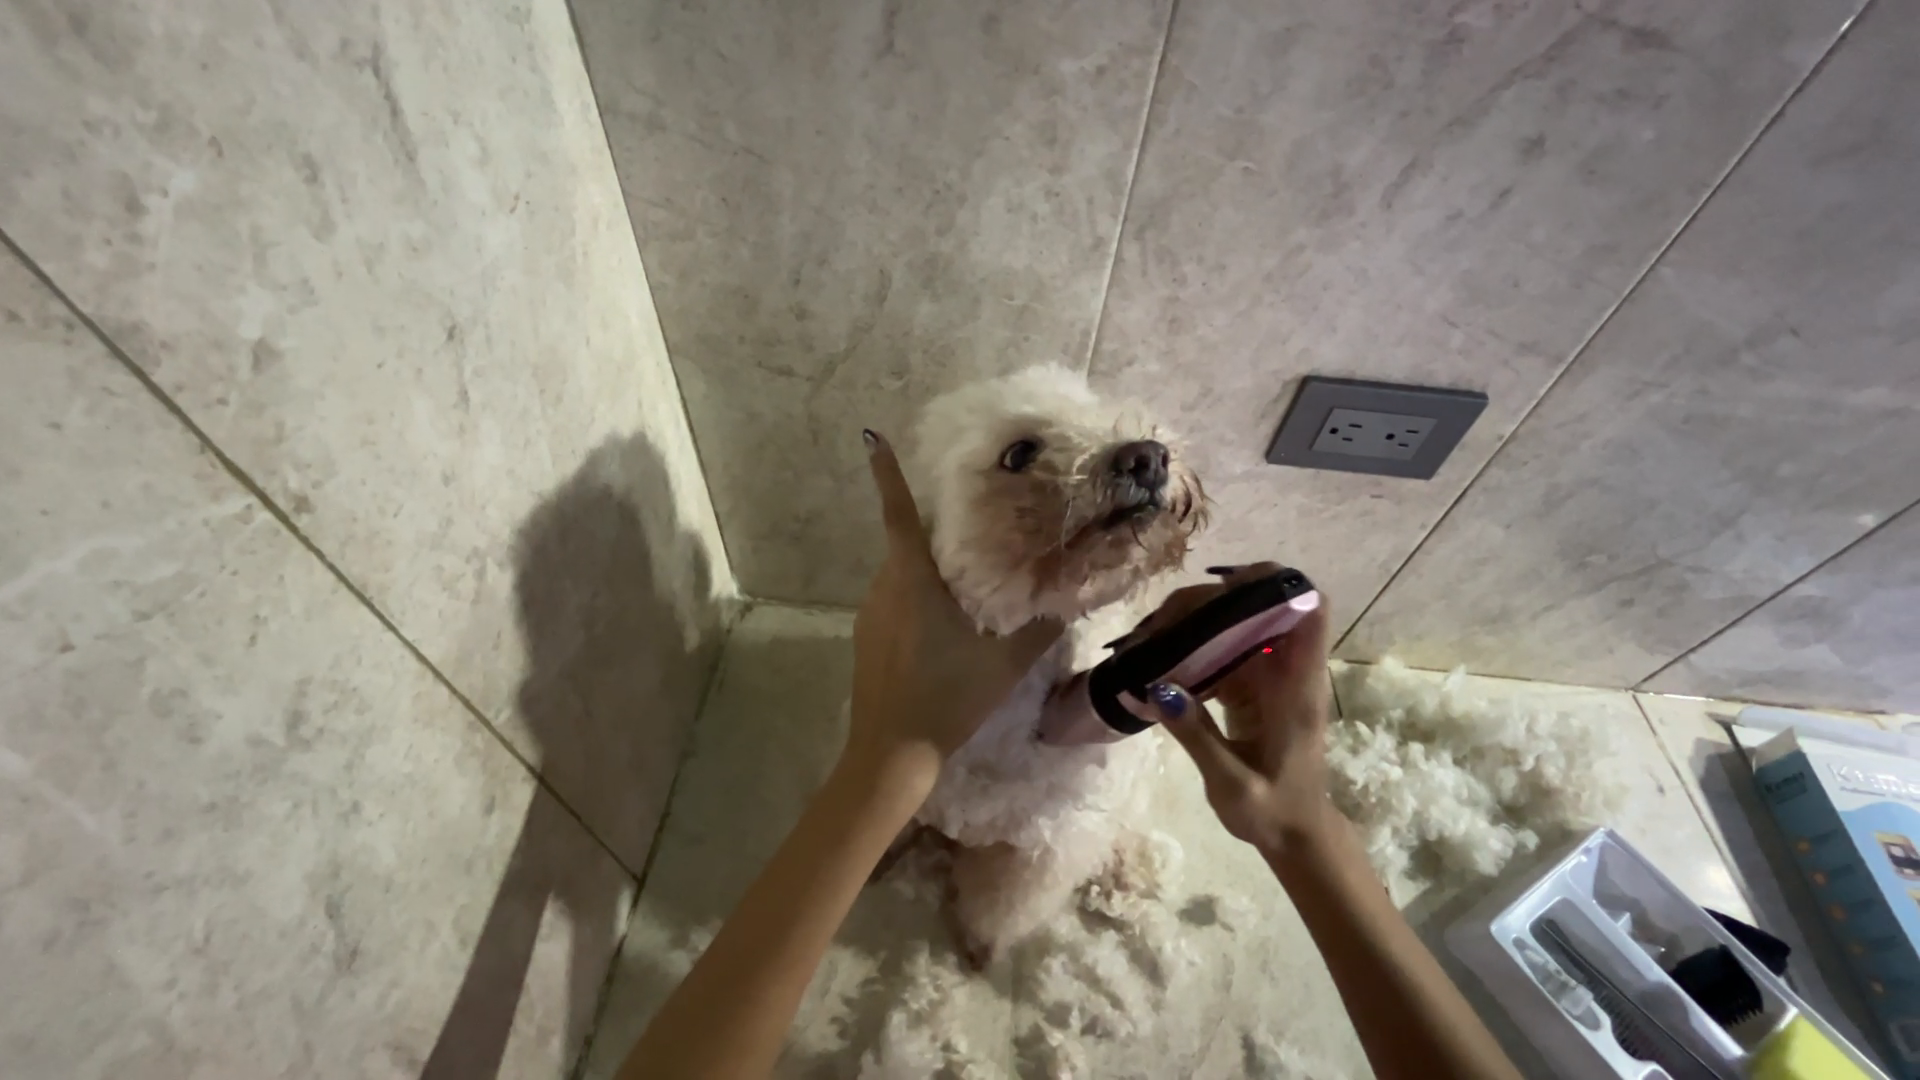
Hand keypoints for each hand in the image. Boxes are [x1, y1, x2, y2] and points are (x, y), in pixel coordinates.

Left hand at [844, 430, 1063, 787]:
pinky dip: (915, 593)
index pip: (898, 515)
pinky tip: (943, 621)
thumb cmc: (948, 696)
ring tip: (967, 572)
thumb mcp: (1005, 663)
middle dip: (934, 527)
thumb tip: (1072, 598)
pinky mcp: (866, 637)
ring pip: (900, 573)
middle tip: (971, 519)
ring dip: (927, 566)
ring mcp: (870, 614)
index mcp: (912, 581)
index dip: (886, 475)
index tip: (874, 439)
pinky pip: (892, 598)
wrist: (892, 752)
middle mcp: (884, 588)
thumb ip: (1039, 628)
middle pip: (905, 543)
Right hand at [1131, 575, 1336, 857]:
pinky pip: (1220, 646)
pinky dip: (1189, 643)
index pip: (1311, 609)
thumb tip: (1158, 687)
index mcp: (1299, 688)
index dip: (1275, 583)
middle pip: (1259, 605)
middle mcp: (1288, 670)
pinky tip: (1158, 656)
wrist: (1295, 834)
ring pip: (1235, 621)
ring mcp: (1268, 674)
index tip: (1223, 586)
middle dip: (1210, 601)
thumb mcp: (1232, 784)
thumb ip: (1196, 736)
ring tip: (1151, 637)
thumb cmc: (1273, 812)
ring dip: (1194, 619)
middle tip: (1161, 624)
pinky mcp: (1249, 682)